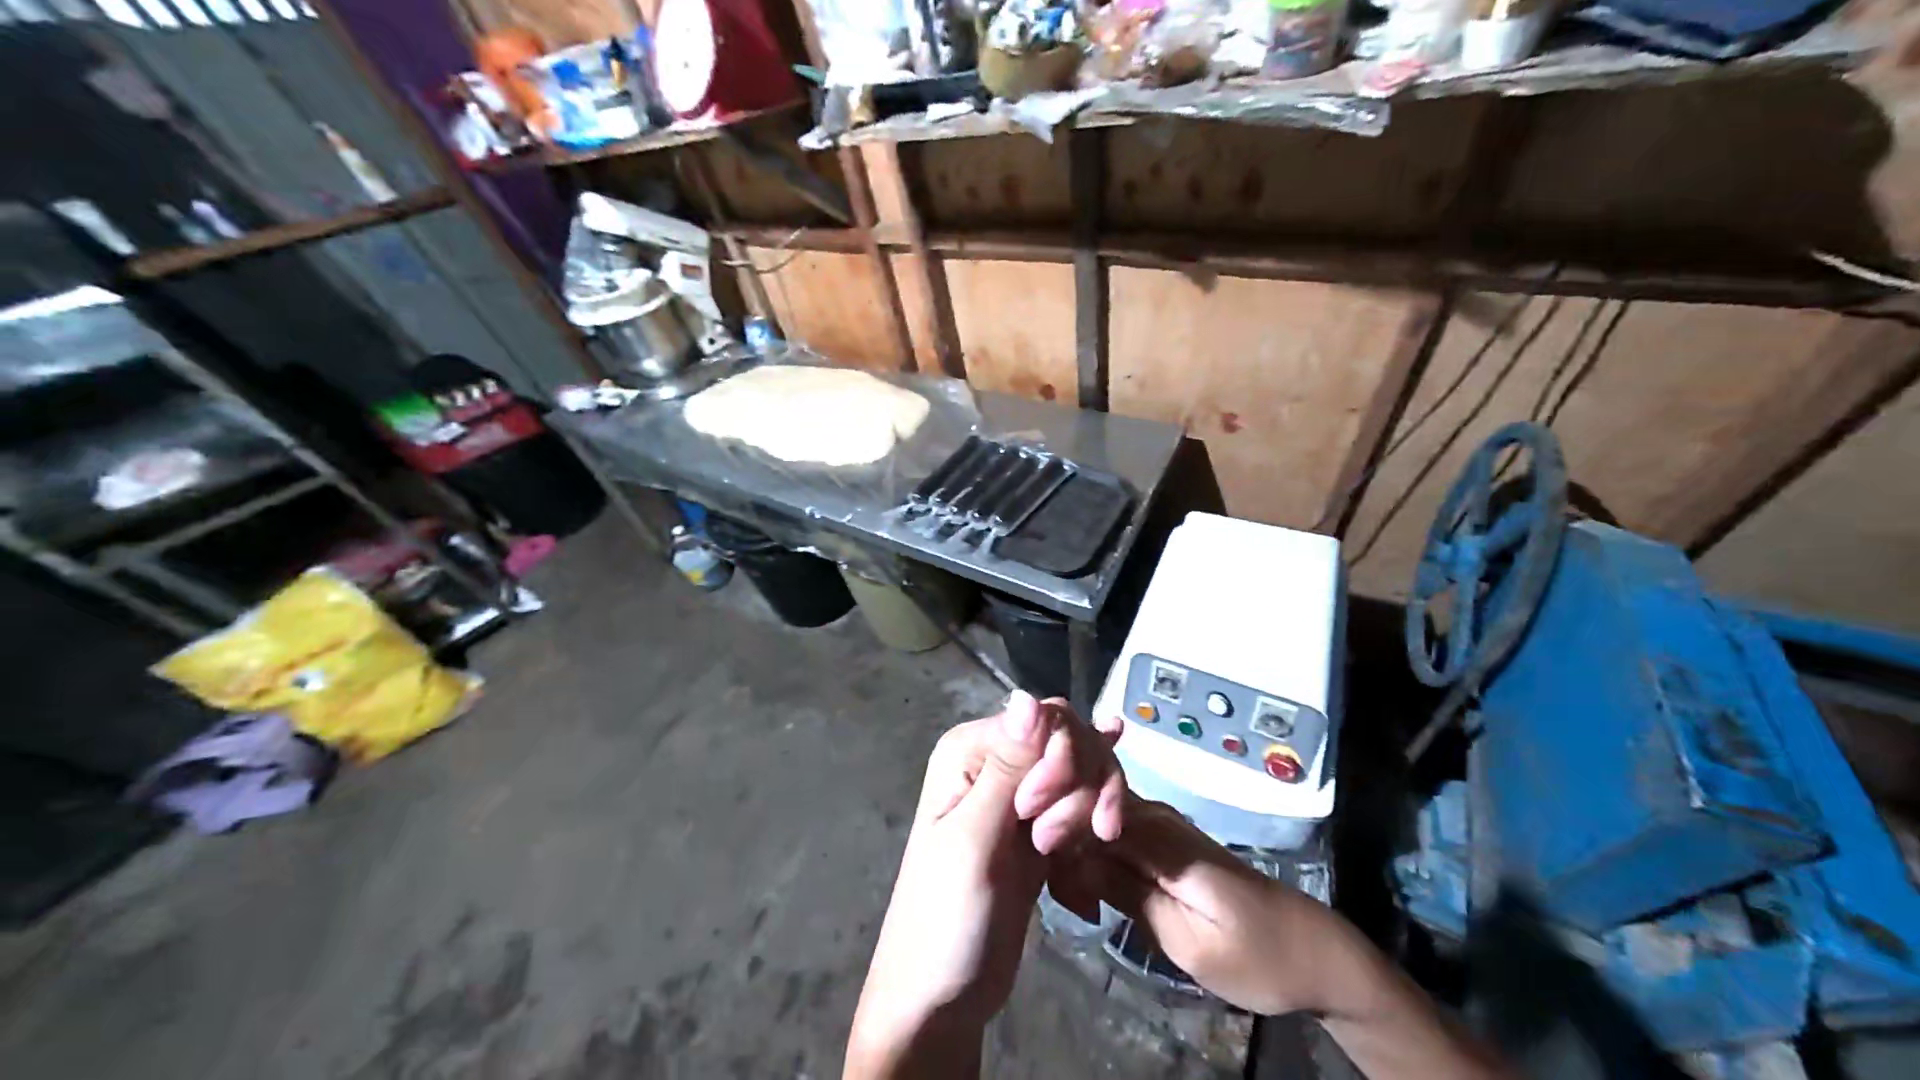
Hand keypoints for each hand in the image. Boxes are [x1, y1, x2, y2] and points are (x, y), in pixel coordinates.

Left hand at [845, 691, 1124, 1078]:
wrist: (942, 996)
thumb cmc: (945, 918)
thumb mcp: (973, 839)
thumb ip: (1007, 767)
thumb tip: (1027, 694)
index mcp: (969, 751)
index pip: (1043, 721)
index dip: (1062, 761)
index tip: (1046, 821)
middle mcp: (995, 761)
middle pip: (1068, 740)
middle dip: (1082, 784)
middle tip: (1059, 844)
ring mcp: (1019, 796)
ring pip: (1080, 770)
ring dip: (1090, 804)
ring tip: (1068, 853)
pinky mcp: (1039, 829)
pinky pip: (1078, 800)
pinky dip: (1098, 799)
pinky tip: (1118, 783)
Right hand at [1056, 800, 1514, 1079]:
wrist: (1314, 954)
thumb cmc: (1257, 955)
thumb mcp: (1188, 939)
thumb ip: (1128, 892)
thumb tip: (1071, 859)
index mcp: (1161, 834)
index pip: (1091, 804)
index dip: (1056, 816)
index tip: (1034, 847)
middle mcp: (1154, 817)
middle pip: (1085, 801)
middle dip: (1052, 824)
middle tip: (1039, 871)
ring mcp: (1156, 826)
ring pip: (1092, 815)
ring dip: (1065, 839)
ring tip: (1051, 880)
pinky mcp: (1159, 843)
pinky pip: (1109, 833)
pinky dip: (1085, 851)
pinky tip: (1075, 880)